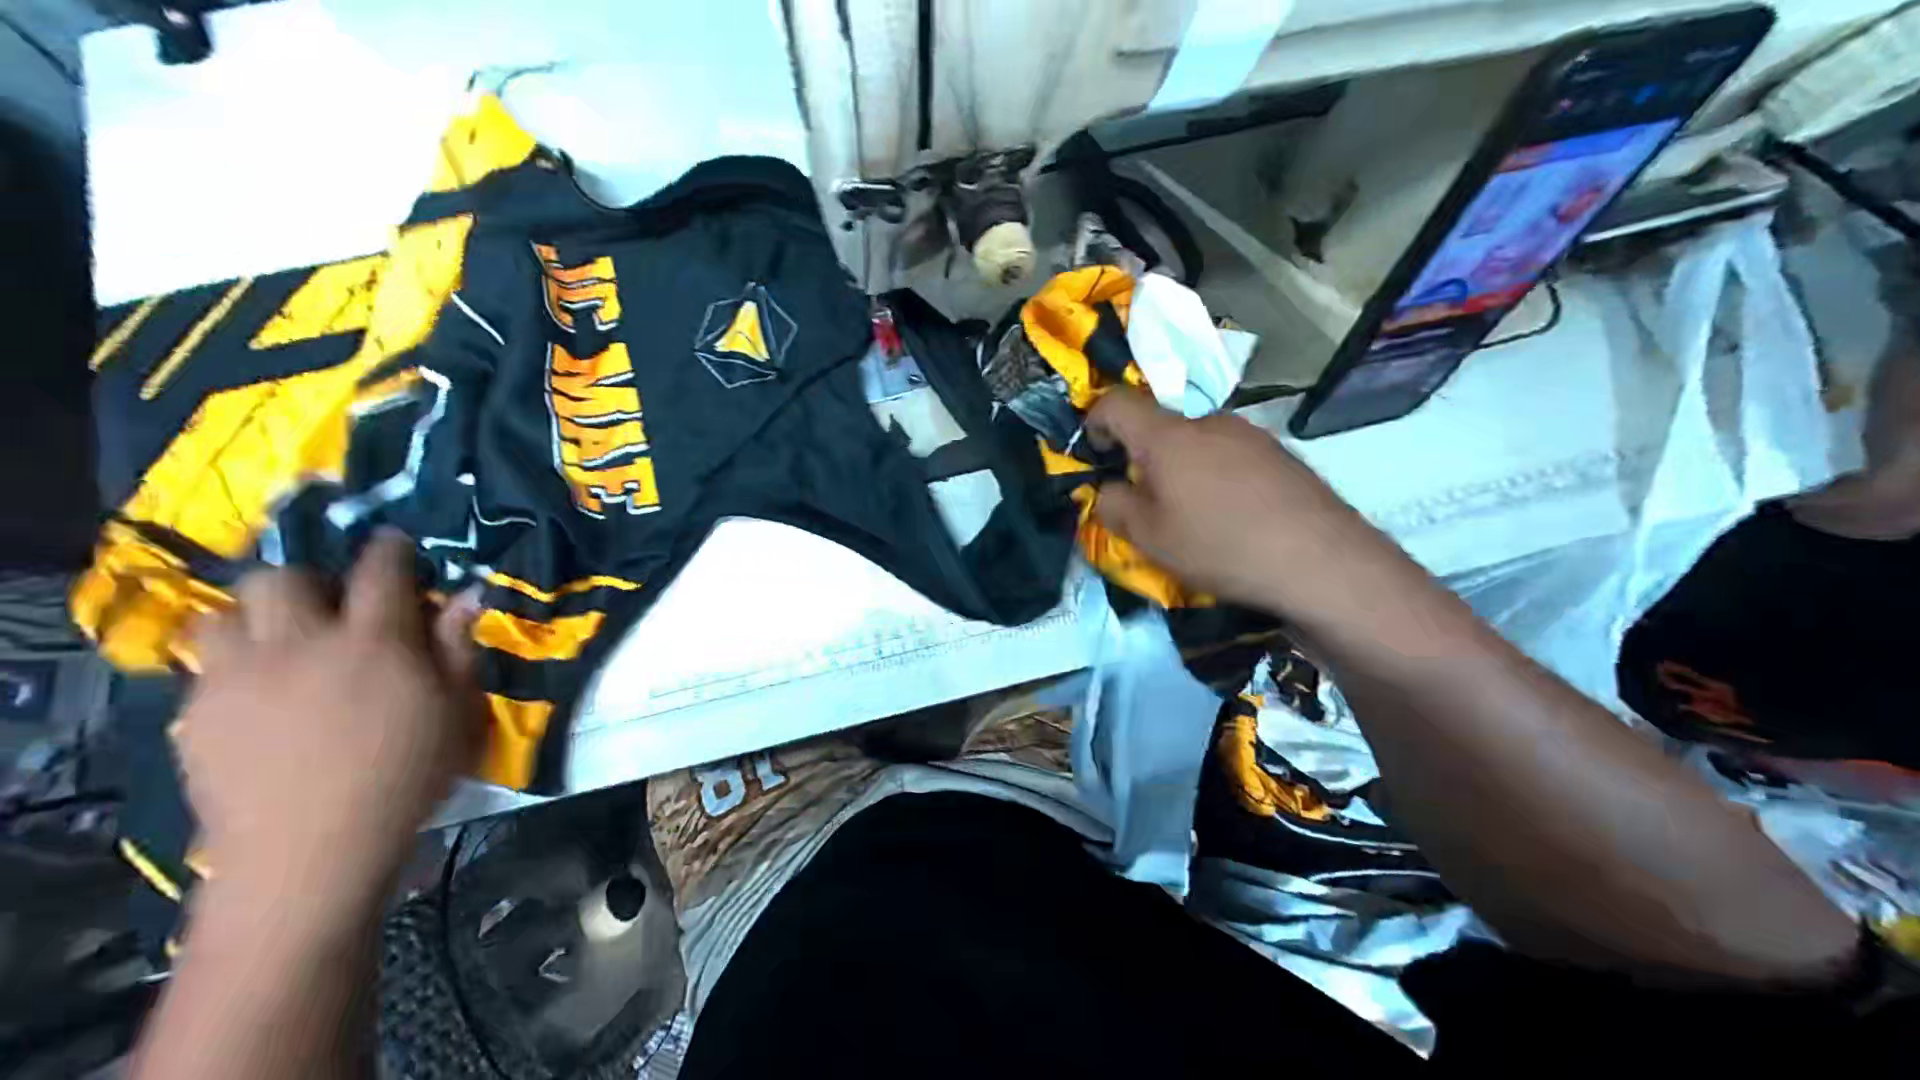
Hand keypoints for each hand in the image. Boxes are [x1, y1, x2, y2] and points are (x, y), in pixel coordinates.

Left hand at [181, 532, 480, 913]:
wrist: (313, 849)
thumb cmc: (407, 776)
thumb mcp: (458, 711)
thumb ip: (458, 647)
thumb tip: (467, 593)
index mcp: (375, 641)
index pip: (379, 571)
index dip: (388, 550)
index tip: (394, 544)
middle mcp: (302, 643)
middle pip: (282, 578)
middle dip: (307, 579)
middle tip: (330, 605)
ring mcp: (241, 675)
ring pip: (226, 611)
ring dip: (255, 616)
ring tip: (281, 640)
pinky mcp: (198, 711)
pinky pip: (204, 661)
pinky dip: (232, 660)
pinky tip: (260, 689)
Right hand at [1086, 390, 1407, 618]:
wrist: (1321, 561)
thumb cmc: (1219, 546)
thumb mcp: (1147, 537)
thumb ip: (1112, 505)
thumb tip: (1109, 488)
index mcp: (1169, 435)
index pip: (1116, 402)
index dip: (1094, 422)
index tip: (1097, 457)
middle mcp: (1211, 422)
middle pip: (1162, 428)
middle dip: (1146, 458)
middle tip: (1151, 504)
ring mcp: (1252, 435)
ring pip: (1200, 444)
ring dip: (1185, 470)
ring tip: (1199, 518)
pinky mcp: (1283, 455)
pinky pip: (1233, 457)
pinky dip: (1220, 479)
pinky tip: (1237, 518)